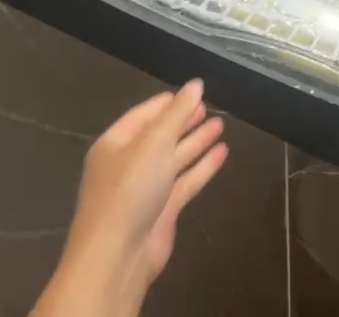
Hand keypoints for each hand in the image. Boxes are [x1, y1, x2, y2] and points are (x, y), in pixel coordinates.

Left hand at [33, 81, 228, 316]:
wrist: (117, 255)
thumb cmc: (130, 190)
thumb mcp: (154, 142)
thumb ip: (178, 112)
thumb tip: (196, 83)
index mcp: (116, 144)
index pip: (144, 114)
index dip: (169, 102)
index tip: (195, 89)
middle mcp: (129, 163)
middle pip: (161, 135)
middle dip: (184, 120)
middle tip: (209, 104)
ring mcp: (146, 187)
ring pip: (175, 157)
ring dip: (197, 141)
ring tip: (221, 123)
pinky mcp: (163, 208)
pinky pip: (186, 180)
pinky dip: (203, 165)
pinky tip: (222, 152)